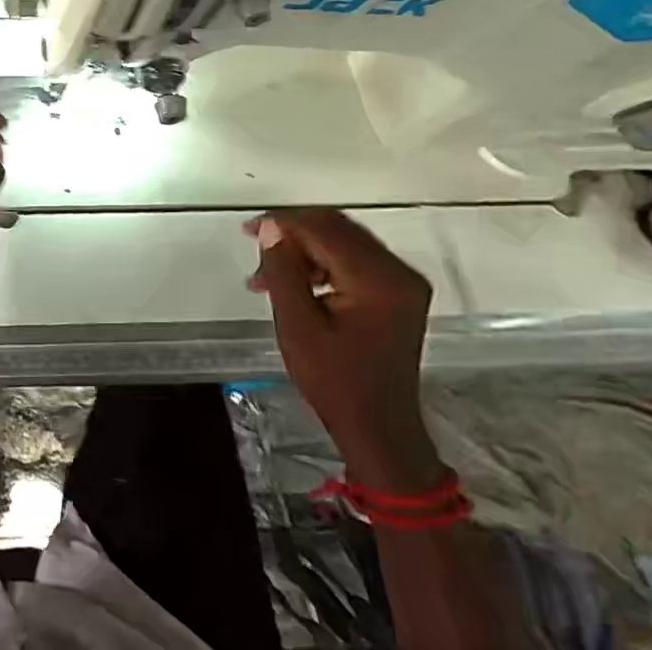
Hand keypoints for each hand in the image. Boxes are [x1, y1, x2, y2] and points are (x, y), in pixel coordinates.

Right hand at [248, 209, 443, 491]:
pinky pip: (355, 260)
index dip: (284, 223)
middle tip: (256, 244)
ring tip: (268, 273)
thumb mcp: (298, 327)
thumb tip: (269, 228)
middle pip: (339, 230)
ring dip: (305, 250)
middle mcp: (399, 272)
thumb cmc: (336, 383)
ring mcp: (402, 281)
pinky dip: (323, 263)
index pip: (325, 231)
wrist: (378, 428)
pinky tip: (296, 280)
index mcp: (379, 280)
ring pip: (345, 242)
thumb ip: (283, 271)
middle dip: (294, 233)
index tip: (249, 229)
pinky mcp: (398, 292)